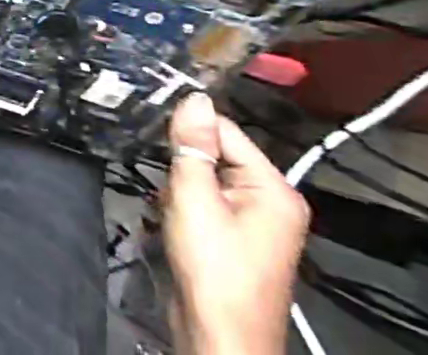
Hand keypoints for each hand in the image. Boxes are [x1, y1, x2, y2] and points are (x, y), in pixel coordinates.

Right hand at [161, 93, 309, 354]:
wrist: (219, 342)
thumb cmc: (212, 267)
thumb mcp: (194, 199)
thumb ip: (192, 146)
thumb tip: (194, 96)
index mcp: (274, 187)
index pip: (226, 130)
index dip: (189, 129)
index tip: (154, 126)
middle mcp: (272, 200)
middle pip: (218, 154)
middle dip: (184, 164)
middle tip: (165, 182)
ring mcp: (256, 222)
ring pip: (208, 178)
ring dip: (181, 187)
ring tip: (169, 205)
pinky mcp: (237, 239)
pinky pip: (208, 202)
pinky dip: (186, 205)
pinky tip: (172, 219)